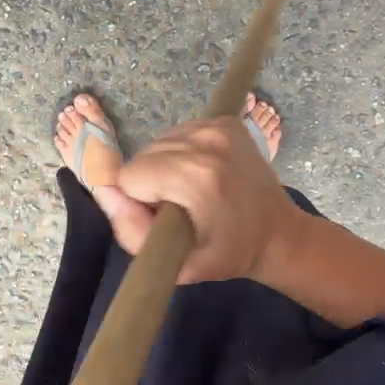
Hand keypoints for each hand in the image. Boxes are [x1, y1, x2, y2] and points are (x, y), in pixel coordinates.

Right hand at [91, 117, 303, 283]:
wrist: (280, 235)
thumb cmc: (229, 255)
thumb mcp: (178, 263)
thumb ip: (133, 231)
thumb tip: (105, 191)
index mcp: (197, 177)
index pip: (129, 176)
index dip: (139, 202)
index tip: (165, 219)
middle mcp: (207, 142)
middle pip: (142, 156)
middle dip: (150, 183)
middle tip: (181, 209)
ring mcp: (218, 127)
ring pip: (158, 143)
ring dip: (165, 168)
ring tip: (193, 193)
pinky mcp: (226, 121)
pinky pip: (178, 134)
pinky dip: (181, 155)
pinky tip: (204, 176)